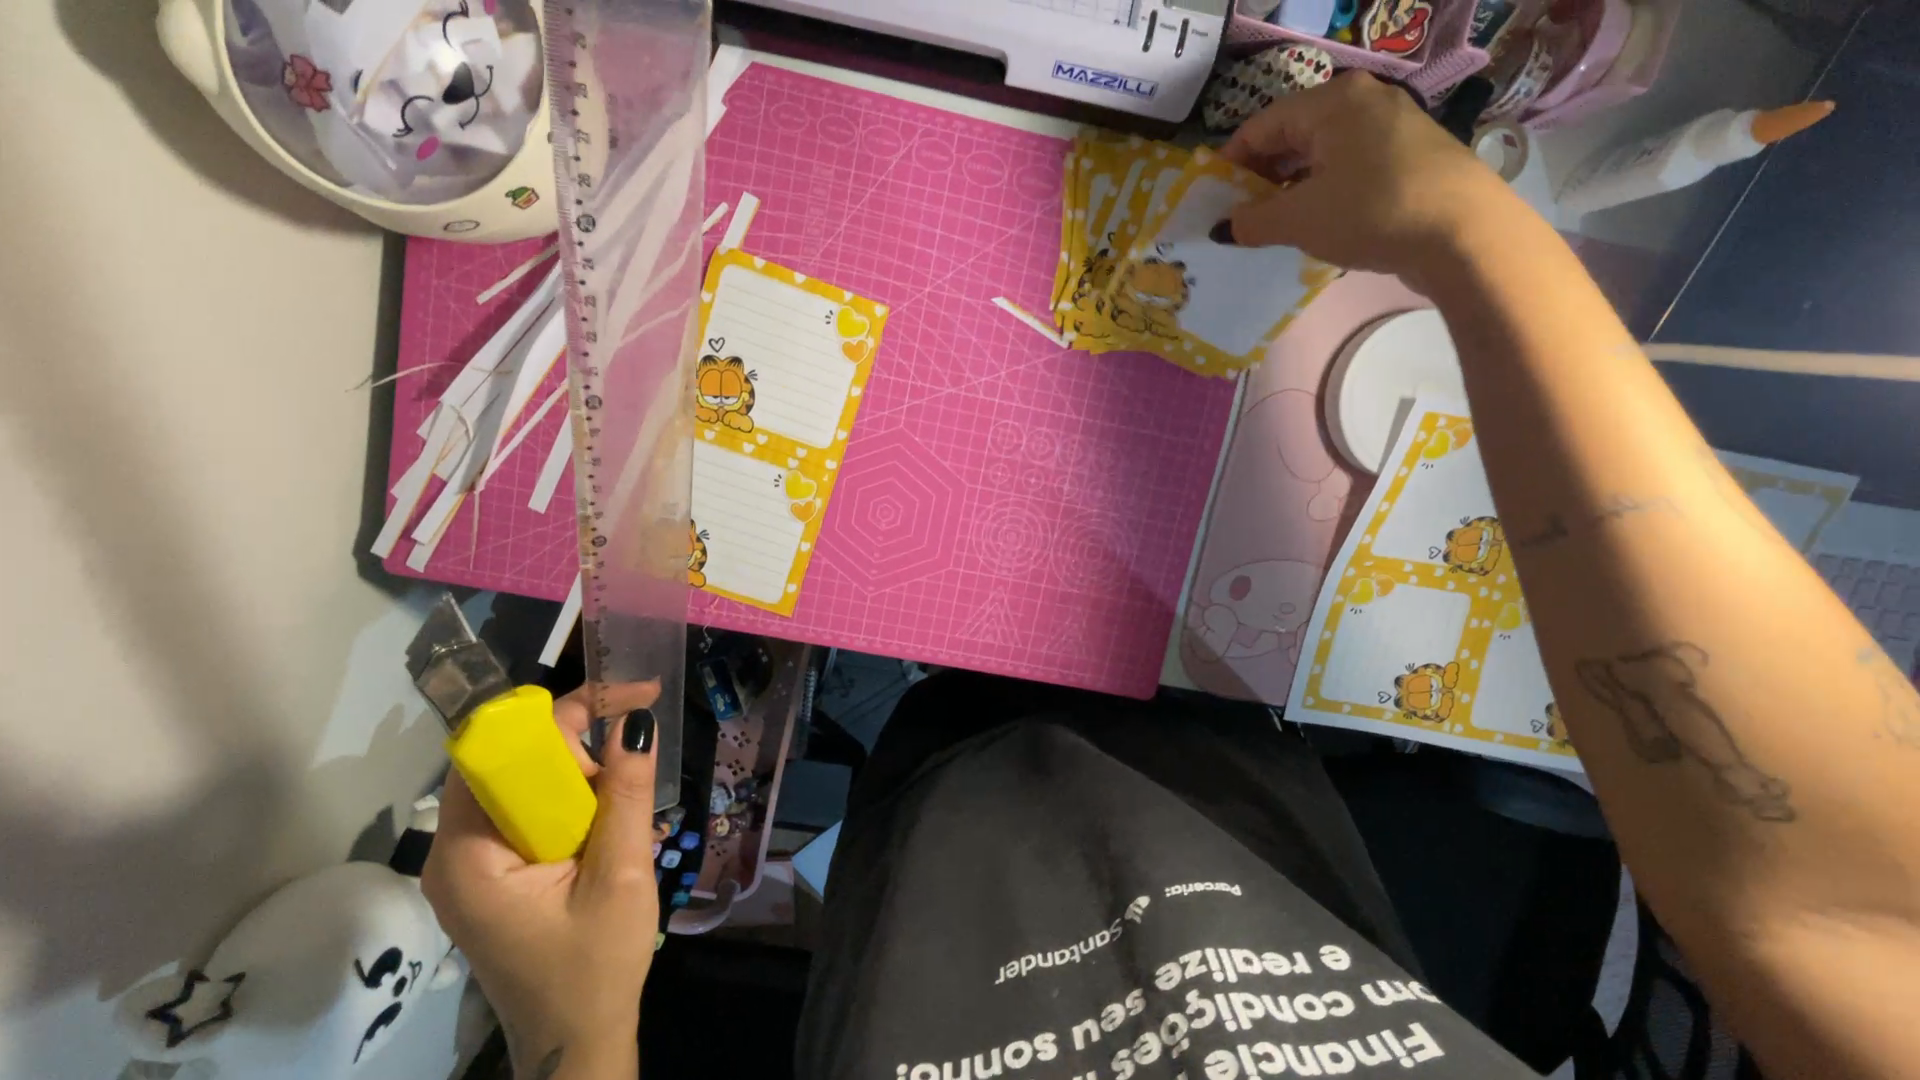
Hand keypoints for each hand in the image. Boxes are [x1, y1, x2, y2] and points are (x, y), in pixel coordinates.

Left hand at [422, 682, 663, 1078]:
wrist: (576, 1043)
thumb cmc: (595, 968)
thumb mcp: (619, 877)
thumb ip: (627, 795)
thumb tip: (635, 720)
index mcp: (468, 853)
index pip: (503, 748)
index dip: (563, 713)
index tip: (629, 699)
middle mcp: (455, 849)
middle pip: (513, 760)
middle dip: (581, 751)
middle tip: (633, 775)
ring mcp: (473, 862)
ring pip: (526, 783)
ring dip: (585, 780)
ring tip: (629, 817)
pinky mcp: (495, 872)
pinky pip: (531, 812)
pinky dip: (577, 805)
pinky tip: (613, 832)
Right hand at [1221, 73, 1522, 286]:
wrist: (1464, 233)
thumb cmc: (1370, 211)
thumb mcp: (1298, 220)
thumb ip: (1252, 221)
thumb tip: (1223, 227)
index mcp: (1331, 101)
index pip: (1261, 125)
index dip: (1231, 164)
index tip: (1213, 201)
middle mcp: (1363, 101)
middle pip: (1293, 136)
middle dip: (1262, 177)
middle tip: (1243, 217)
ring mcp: (1393, 126)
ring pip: (1323, 154)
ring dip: (1294, 189)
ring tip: (1278, 226)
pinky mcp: (1413, 156)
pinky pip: (1352, 168)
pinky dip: (1327, 192)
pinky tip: (1322, 224)